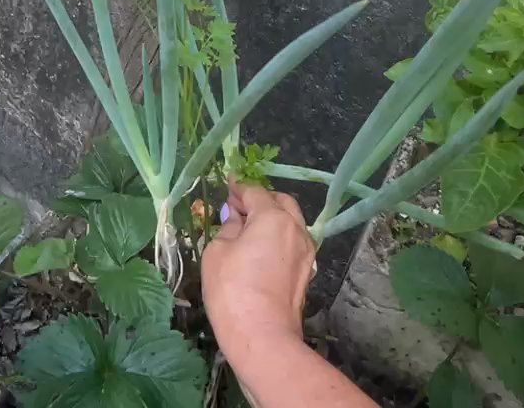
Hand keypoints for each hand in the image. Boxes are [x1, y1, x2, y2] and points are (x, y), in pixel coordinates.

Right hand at [202, 182, 315, 362]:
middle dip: (260, 200)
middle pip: (280, 202)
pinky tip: (261, 247)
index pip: (255, 192)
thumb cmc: (233, 291)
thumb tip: (236, 219)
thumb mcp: (217, 252)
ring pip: (290, 222)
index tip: (227, 183)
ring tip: (248, 227)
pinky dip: (278, 236)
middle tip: (237, 207)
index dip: (238, 187)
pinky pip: (292, 242)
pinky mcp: (306, 273)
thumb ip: (228, 228)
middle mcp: (295, 229)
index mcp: (273, 217)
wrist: (263, 339)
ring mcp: (305, 252)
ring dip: (271, 217)